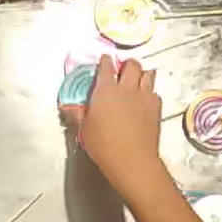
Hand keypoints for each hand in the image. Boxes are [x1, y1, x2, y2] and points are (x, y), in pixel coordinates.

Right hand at [59, 56, 168, 198]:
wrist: (132, 159)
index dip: (105, 61)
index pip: (107, 66)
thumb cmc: (103, 145)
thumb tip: (66, 106)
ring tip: (136, 80)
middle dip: (127, 64)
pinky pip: (154, 92)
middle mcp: (127, 88)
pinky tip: (144, 99)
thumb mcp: (85, 129)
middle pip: (132, 65)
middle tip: (122, 70)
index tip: (104, 61)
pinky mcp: (156, 107)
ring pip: (147, 74)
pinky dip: (149, 91)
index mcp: (106, 90)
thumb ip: (77, 113)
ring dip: (141, 74)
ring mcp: (144, 96)